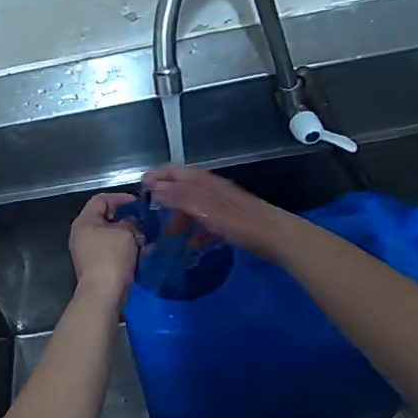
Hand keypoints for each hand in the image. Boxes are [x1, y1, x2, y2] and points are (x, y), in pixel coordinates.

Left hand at [69, 192, 139, 299]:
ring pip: (109, 234)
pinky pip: (109, 248)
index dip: (121, 198)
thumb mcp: (126, 233)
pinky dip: (123, 247)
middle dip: (125, 217)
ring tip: (144, 236)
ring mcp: (86, 250)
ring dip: (126, 234)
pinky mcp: (94, 263)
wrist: (103, 294)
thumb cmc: (112, 258)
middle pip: (104, 217)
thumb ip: (130, 222)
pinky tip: (138, 251)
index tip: (139, 204)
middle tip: (143, 220)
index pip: (101, 199)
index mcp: (84, 221)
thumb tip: (131, 224)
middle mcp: (81, 233)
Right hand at [142, 166, 301, 257]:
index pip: (176, 172)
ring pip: (194, 207)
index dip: (158, 176)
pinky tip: (193, 245)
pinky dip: (197, 231)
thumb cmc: (240, 223)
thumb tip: (154, 187)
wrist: (276, 237)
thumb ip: (179, 197)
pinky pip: (207, 222)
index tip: (141, 187)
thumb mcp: (205, 209)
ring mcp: (223, 205)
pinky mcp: (232, 221)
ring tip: (168, 234)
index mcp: (205, 183)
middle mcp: (213, 190)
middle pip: (184, 189)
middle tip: (150, 213)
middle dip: (166, 199)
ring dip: (180, 218)